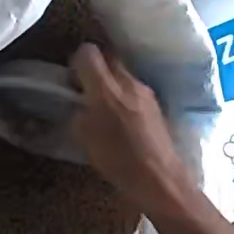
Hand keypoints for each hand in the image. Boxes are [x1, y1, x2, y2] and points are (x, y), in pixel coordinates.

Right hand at [71, 43, 202, 221]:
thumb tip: (78, 104)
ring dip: (110, 83)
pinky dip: (124, 96)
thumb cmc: (118, 161)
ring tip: (104, 107)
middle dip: (95, 68)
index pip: (88, 53)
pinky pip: (134, 90)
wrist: (161, 180)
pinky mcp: (156, 105)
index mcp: (106, 90)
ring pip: (123, 74)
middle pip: (109, 58)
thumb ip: (78, 114)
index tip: (72, 80)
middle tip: (85, 89)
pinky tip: (122, 119)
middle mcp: (129, 83)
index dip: (76, 62)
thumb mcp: (85, 139)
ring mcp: (146, 92)